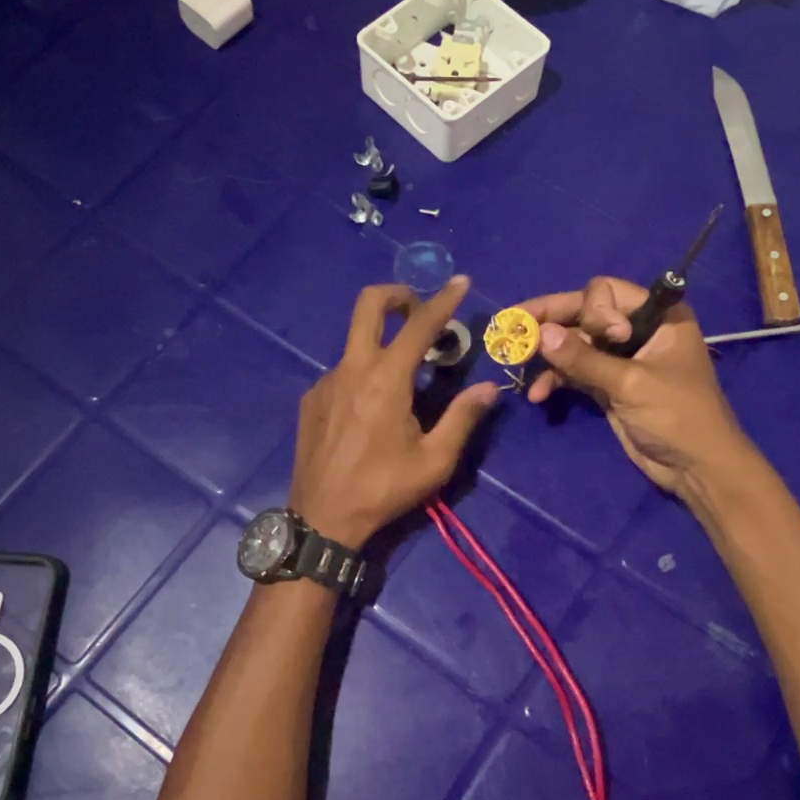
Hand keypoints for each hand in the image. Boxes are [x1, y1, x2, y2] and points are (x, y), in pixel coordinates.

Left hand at [290, 279, 500, 546]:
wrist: (323, 518)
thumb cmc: (384, 490)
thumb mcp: (434, 461)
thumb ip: (462, 418)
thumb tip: (489, 389)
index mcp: (386, 380)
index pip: (419, 324)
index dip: (443, 299)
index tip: (460, 282)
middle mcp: (352, 369)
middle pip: (368, 305)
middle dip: (397, 294)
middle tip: (418, 309)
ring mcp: (326, 382)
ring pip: (355, 345)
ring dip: (381, 347)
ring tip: (402, 386)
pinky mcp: (311, 400)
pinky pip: (342, 374)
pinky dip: (362, 377)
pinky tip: (370, 413)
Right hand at [520, 276, 753, 498]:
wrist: (694, 466)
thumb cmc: (677, 416)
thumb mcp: (630, 383)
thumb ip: (583, 358)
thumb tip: (540, 333)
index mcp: (658, 315)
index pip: (606, 292)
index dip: (593, 311)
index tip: (610, 340)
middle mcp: (637, 329)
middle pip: (583, 314)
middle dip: (550, 324)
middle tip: (511, 325)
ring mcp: (620, 358)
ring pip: (574, 343)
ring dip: (549, 357)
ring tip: (518, 365)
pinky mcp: (608, 384)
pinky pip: (574, 371)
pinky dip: (556, 379)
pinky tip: (539, 394)